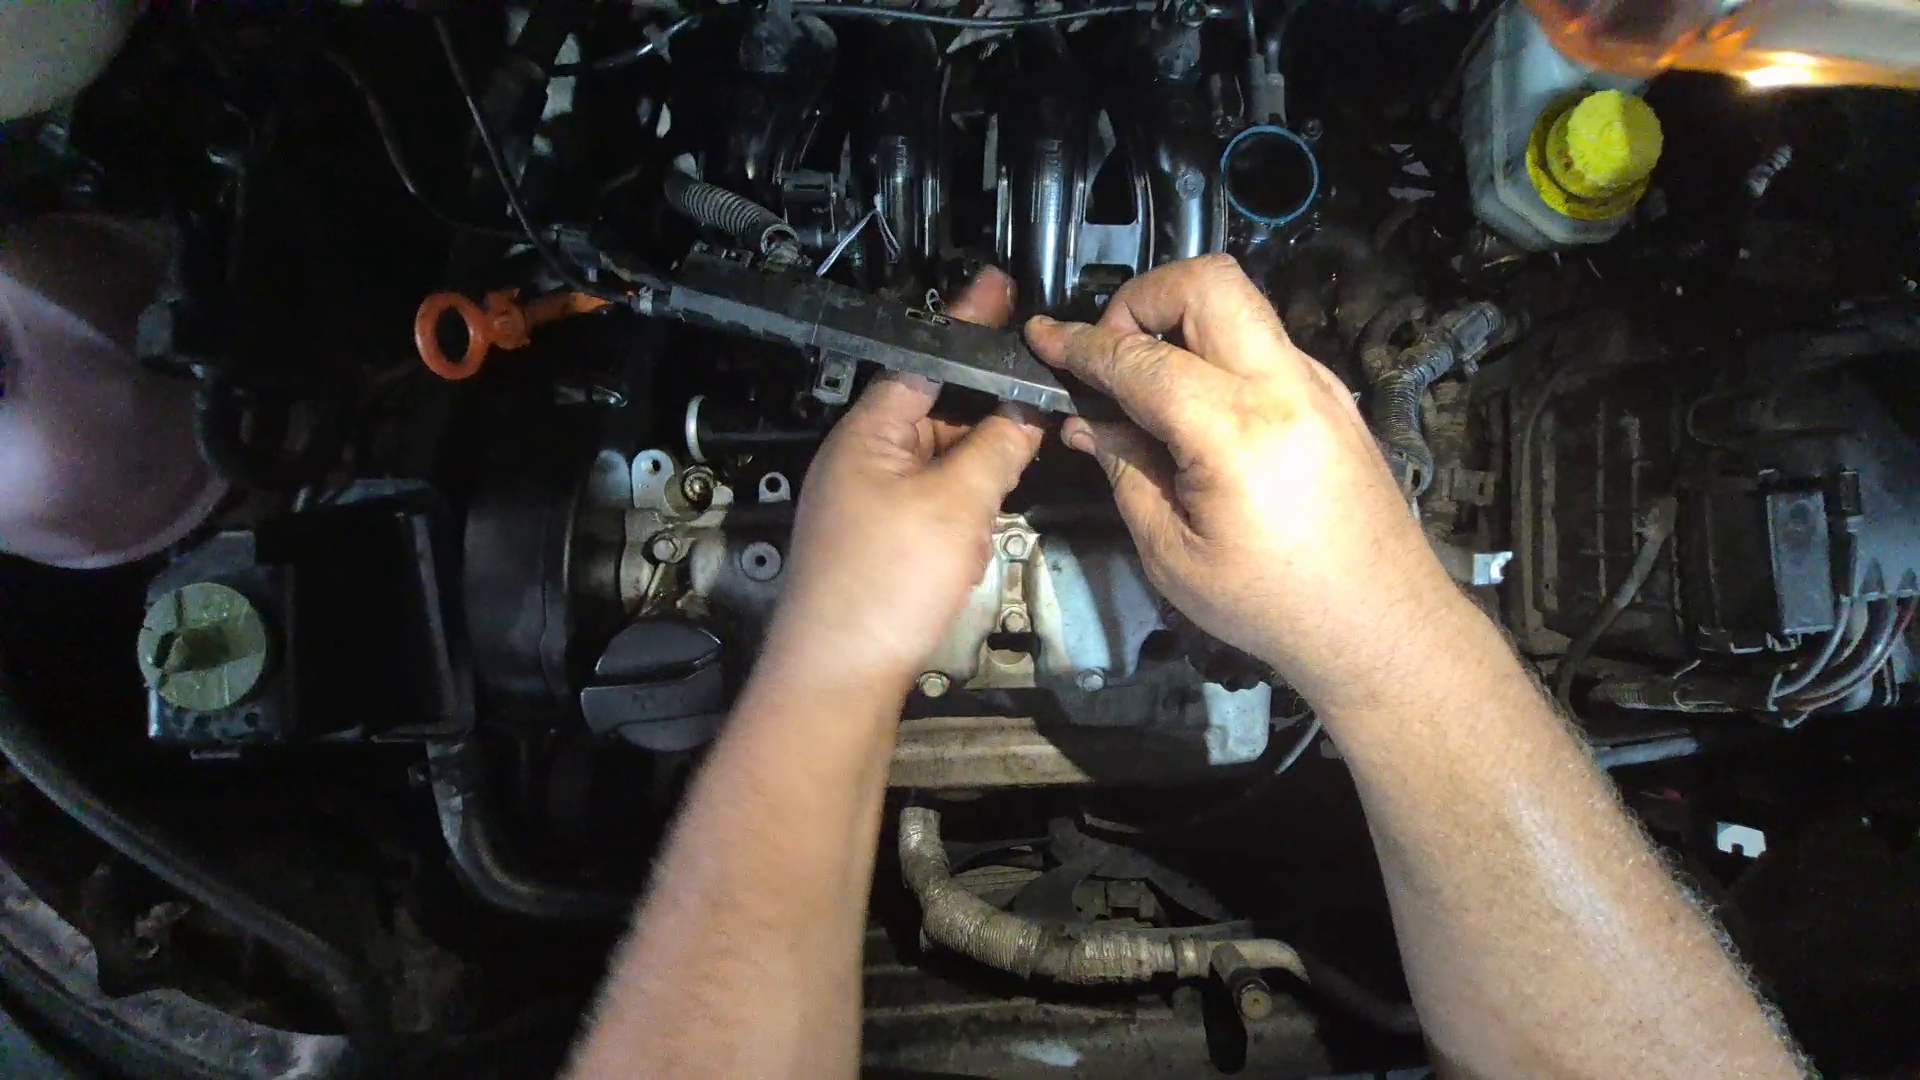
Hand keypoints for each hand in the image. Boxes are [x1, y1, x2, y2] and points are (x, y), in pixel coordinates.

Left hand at [761, 268, 1043, 692]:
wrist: (841, 673)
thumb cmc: (884, 582)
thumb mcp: (957, 503)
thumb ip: (996, 447)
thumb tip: (1025, 412)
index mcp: (868, 431)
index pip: (923, 358)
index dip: (966, 324)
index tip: (998, 290)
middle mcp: (860, 458)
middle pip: (933, 410)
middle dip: (982, 407)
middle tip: (1033, 397)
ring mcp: (867, 501)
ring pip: (934, 460)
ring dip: (974, 461)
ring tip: (1015, 459)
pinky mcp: (878, 539)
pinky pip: (928, 500)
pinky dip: (959, 500)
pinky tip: (982, 515)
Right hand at [1023, 255, 1458, 712]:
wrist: (1380, 624)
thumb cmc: (1268, 603)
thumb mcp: (1171, 552)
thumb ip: (1125, 471)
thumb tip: (1085, 423)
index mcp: (1234, 430)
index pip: (1141, 360)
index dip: (1080, 345)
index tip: (1042, 337)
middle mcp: (1283, 384)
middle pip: (1207, 282)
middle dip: (1142, 298)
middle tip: (1111, 351)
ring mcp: (1316, 383)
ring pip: (1239, 304)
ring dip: (1179, 322)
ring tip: (1147, 385)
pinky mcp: (1331, 396)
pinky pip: (1260, 343)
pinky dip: (1213, 352)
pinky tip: (1196, 411)